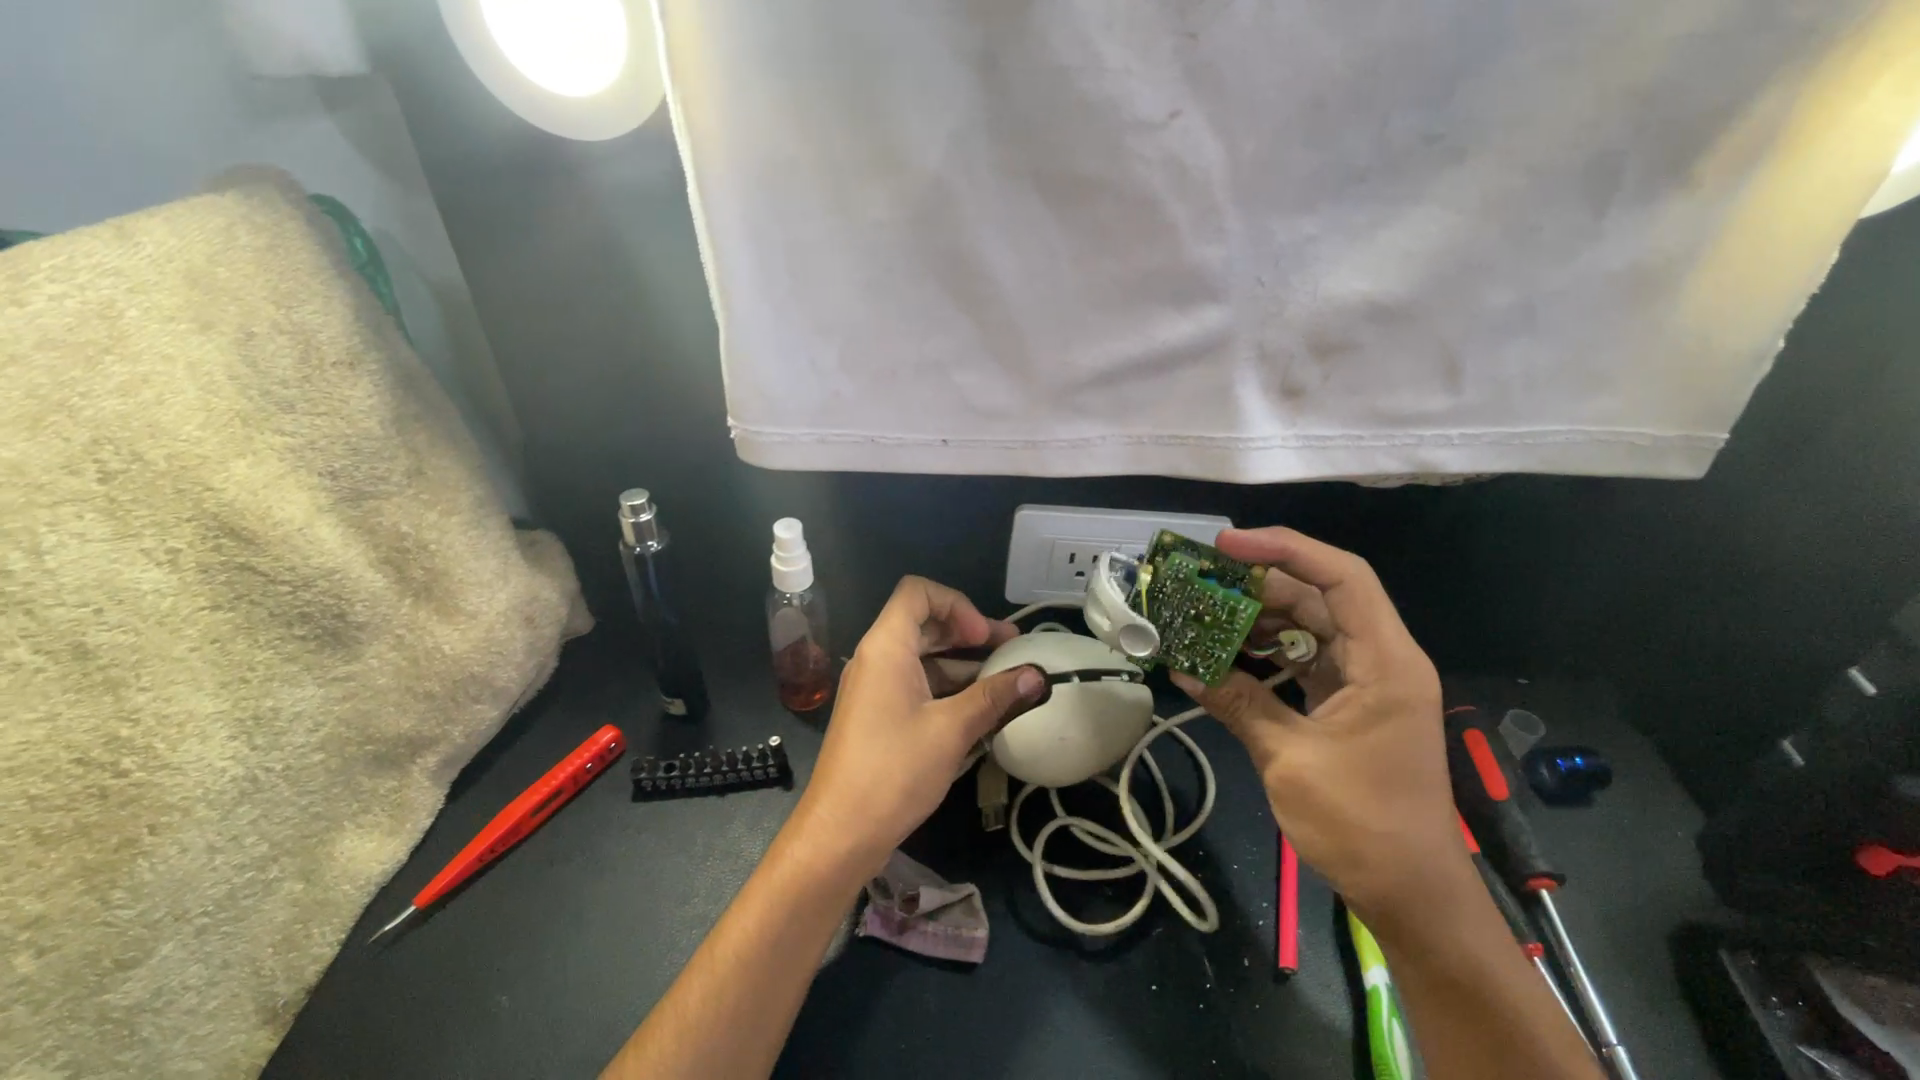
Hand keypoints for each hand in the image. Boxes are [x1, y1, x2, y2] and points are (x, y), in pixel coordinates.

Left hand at [793, 576, 1044, 872]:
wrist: (841, 831)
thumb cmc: (894, 770)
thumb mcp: (952, 730)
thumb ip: (996, 697)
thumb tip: (1039, 676)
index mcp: (886, 647)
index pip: (918, 592)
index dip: (957, 604)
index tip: (984, 638)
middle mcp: (875, 659)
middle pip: (923, 624)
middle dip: (969, 634)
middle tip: (1013, 651)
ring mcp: (873, 690)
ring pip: (921, 659)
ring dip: (962, 666)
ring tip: (1006, 685)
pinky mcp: (876, 718)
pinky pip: (914, 687)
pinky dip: (947, 690)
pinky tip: (979, 713)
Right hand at [1170, 528, 1466, 922]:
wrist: (1410, 891)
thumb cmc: (1360, 823)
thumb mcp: (1288, 759)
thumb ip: (1238, 703)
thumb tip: (1183, 667)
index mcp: (1384, 661)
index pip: (1343, 577)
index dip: (1285, 549)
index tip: (1227, 545)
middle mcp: (1381, 660)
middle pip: (1321, 599)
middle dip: (1259, 585)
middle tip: (1198, 581)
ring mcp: (1367, 685)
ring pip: (1310, 630)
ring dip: (1259, 621)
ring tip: (1202, 615)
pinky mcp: (1351, 708)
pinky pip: (1306, 665)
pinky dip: (1267, 658)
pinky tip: (1224, 657)